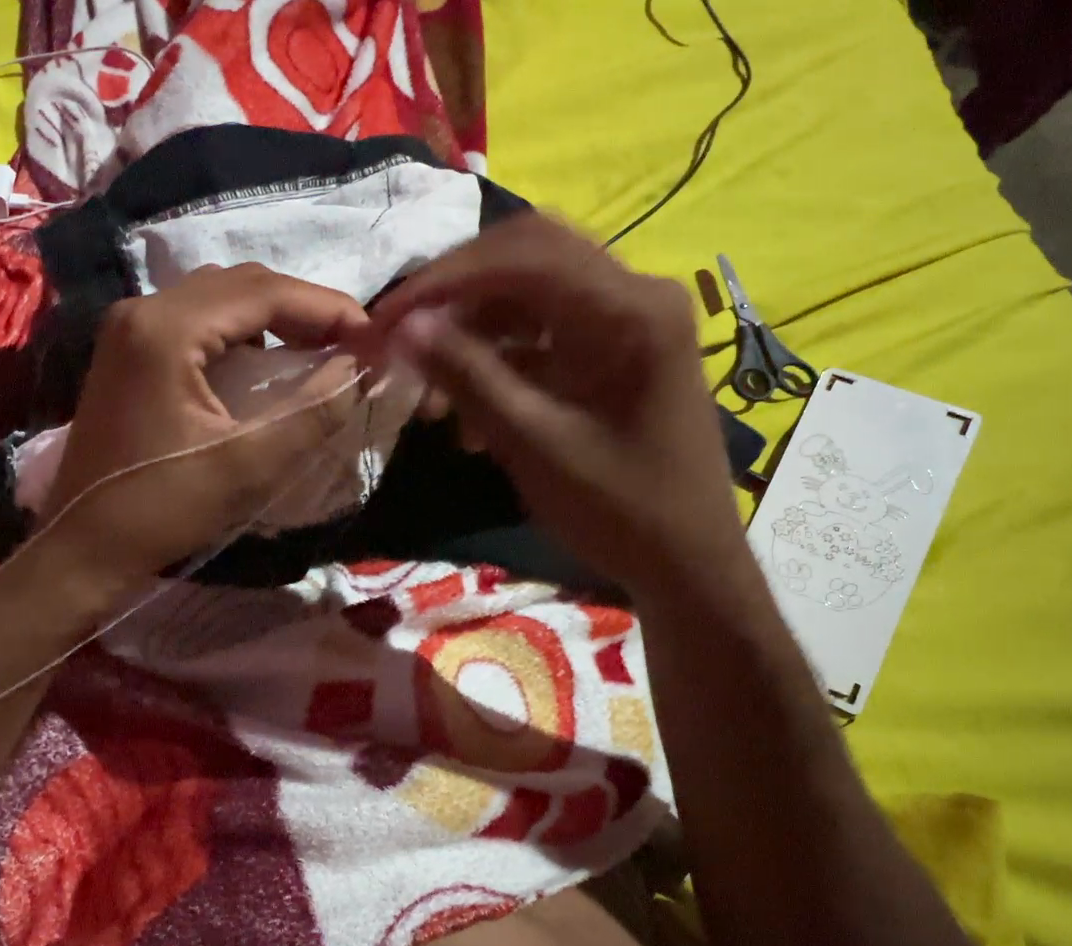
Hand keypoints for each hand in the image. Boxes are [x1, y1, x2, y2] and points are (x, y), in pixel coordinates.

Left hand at [40, 263, 367, 584]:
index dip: (328, 308)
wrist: (82, 548)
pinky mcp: (125, 353)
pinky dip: (238, 333)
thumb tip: (362, 369)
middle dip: (302, 308)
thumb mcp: (248, 466)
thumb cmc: (161, 510)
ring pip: (217, 298)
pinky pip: (194, 321)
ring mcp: (127, 330)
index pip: (264, 291)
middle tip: (350, 344)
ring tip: (315, 351)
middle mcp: (141, 311)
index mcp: (166, 329)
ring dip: (271, 318)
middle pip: (240, 284)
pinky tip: (262, 365)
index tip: (373, 339)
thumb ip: (313, 412)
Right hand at [356, 211, 744, 594]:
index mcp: (630, 309)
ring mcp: (628, 319)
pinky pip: (544, 330)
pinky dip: (498, 356)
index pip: (523, 256)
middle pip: (527, 256)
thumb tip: (404, 325)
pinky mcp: (616, 348)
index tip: (385, 319)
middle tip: (399, 333)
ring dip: (472, 327)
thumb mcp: (532, 443)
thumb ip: (468, 374)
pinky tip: (464, 408)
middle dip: (455, 291)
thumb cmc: (618, 509)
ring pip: (530, 291)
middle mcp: (635, 294)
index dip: (443, 280)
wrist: (687, 563)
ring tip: (428, 385)